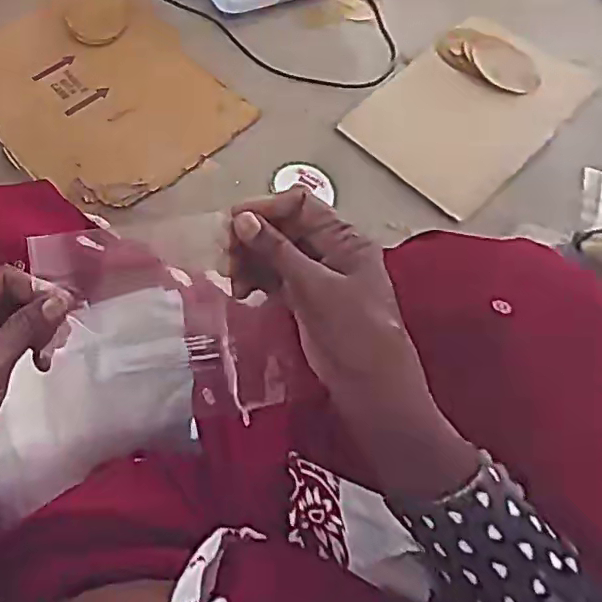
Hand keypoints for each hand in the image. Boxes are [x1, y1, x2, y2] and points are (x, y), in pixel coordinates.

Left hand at [0, 266, 72, 501]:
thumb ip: (26, 326)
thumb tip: (61, 298)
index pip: (2, 278)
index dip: (34, 288)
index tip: (64, 307)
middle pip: (13, 294)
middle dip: (40, 311)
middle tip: (61, 334)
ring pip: (19, 315)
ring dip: (40, 329)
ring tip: (50, 353)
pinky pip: (18, 335)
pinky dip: (34, 343)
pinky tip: (43, 361)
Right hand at [229, 190, 479, 501]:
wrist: (375, 397)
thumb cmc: (355, 335)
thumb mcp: (315, 288)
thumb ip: (277, 250)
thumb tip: (241, 218)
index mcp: (344, 239)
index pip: (300, 204)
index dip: (266, 208)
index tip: (233, 221)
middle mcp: (330, 251)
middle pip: (283, 226)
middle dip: (252, 236)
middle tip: (225, 255)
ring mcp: (317, 276)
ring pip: (273, 252)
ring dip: (249, 259)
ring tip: (232, 279)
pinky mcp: (304, 300)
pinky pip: (273, 276)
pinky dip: (255, 279)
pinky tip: (242, 292)